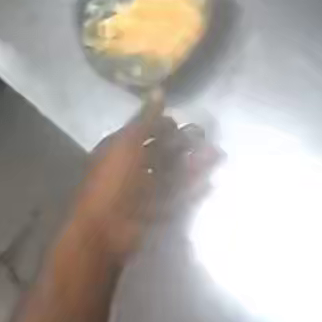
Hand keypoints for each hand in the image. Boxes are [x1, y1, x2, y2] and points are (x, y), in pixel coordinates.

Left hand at [66, 93, 218, 265]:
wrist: (103, 232)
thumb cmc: (113, 181)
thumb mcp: (128, 142)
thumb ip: (146, 118)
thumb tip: (159, 90)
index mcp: (118, 148)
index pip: (144, 130)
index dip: (164, 125)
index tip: (183, 123)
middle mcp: (130, 168)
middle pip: (160, 152)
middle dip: (184, 144)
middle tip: (207, 139)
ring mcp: (141, 191)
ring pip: (172, 173)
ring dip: (193, 165)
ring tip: (217, 156)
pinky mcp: (153, 213)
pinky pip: (176, 197)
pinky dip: (192, 189)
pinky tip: (210, 183)